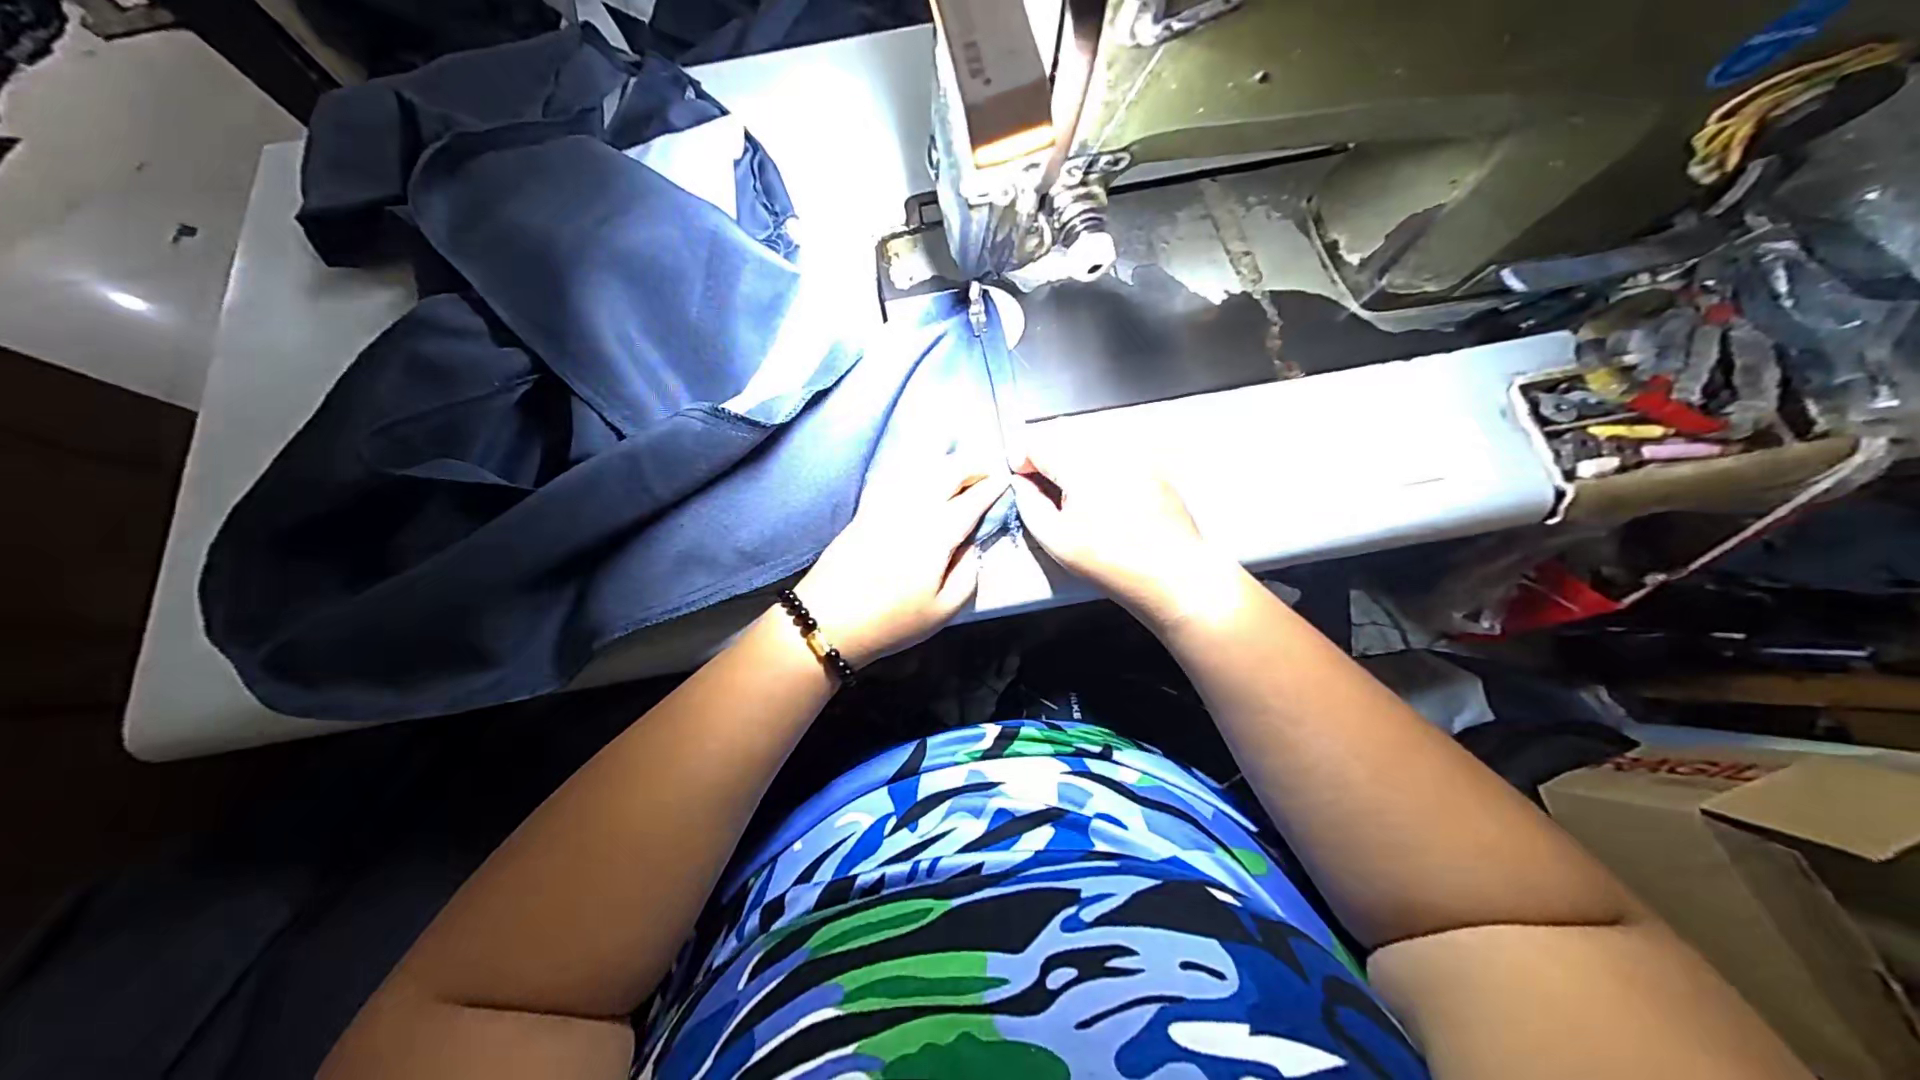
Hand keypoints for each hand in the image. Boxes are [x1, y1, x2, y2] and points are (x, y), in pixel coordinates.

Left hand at [793, 459, 1009, 666]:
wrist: (828, 619)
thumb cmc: (891, 621)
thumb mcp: (944, 609)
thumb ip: (969, 573)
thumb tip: (973, 544)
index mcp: (938, 531)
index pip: (973, 498)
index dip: (992, 486)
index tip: (1005, 479)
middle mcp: (913, 507)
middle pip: (947, 470)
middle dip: (971, 464)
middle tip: (985, 470)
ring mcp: (886, 503)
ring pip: (920, 465)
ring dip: (945, 458)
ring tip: (959, 462)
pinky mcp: (866, 508)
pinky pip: (895, 473)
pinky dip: (913, 464)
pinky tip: (918, 466)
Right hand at [1012, 440, 1247, 629]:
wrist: (1173, 575)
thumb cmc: (1115, 563)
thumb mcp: (1056, 540)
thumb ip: (1029, 504)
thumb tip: (1021, 484)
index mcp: (1082, 464)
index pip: (1038, 443)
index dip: (1022, 460)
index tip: (1020, 477)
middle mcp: (1110, 450)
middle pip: (1064, 437)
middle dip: (1047, 457)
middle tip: (1042, 488)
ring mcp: (1136, 456)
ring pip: (1090, 442)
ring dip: (1073, 461)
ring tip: (1074, 497)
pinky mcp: (1153, 467)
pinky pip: (1115, 455)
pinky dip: (1100, 468)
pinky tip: (1104, 500)